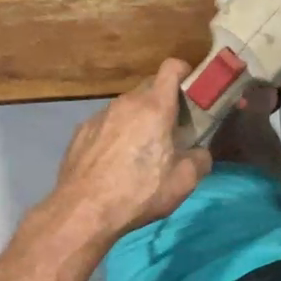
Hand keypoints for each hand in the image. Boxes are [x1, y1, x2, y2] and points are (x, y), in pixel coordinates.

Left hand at [51, 59, 211, 238]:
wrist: (83, 212)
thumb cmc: (139, 193)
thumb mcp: (184, 182)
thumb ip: (200, 159)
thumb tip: (199, 153)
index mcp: (155, 108)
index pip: (172, 68)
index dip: (186, 72)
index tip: (193, 89)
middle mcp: (126, 103)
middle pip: (150, 88)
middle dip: (164, 102)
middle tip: (173, 129)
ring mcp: (99, 116)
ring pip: (127, 108)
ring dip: (139, 120)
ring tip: (141, 151)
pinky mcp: (81, 132)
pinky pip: (107, 124)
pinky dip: (117, 134)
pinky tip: (115, 163)